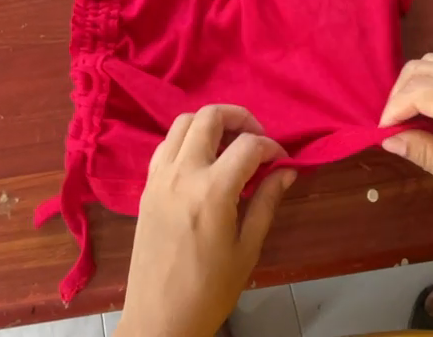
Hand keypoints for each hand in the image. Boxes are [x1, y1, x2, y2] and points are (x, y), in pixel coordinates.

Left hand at [116, 105, 296, 336]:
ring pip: (183, 121)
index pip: (248, 145)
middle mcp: (183, 172)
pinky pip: (166, 144)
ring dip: (210, 123)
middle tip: (257, 138)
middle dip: (240, 117)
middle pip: (210, 116)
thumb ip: (265, 202)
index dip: (271, 147)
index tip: (282, 161)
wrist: (159, 321)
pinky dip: (186, 138)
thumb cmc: (209, 291)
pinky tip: (202, 159)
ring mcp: (160, 176)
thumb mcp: (247, 250)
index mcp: (212, 190)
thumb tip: (286, 171)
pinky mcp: (146, 185)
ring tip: (229, 144)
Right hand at [379, 54, 432, 249]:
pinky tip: (430, 115)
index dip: (394, 108)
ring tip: (408, 123)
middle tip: (392, 129)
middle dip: (401, 93)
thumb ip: (427, 153)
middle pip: (425, 67)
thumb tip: (387, 137)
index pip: (421, 89)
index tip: (382, 133)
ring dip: (416, 86)